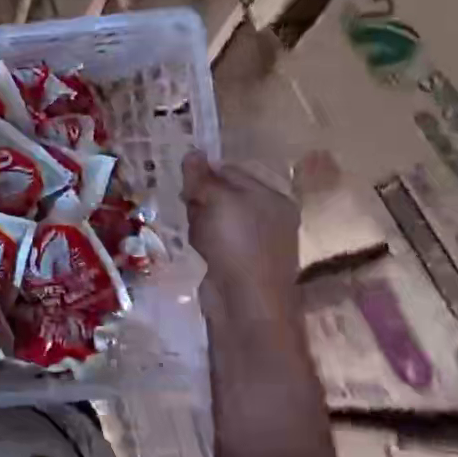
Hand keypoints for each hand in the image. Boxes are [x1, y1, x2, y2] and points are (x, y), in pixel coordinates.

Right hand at [183, 151, 300, 296]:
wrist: (246, 304)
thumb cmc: (238, 243)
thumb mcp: (218, 201)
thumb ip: (203, 177)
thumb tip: (192, 152)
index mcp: (273, 197)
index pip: (232, 171)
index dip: (206, 173)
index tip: (184, 181)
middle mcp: (268, 217)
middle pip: (222, 193)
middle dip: (201, 198)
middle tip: (190, 206)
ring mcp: (254, 242)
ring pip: (214, 217)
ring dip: (199, 220)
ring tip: (197, 233)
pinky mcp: (238, 263)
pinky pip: (214, 240)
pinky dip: (203, 240)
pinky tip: (199, 248)